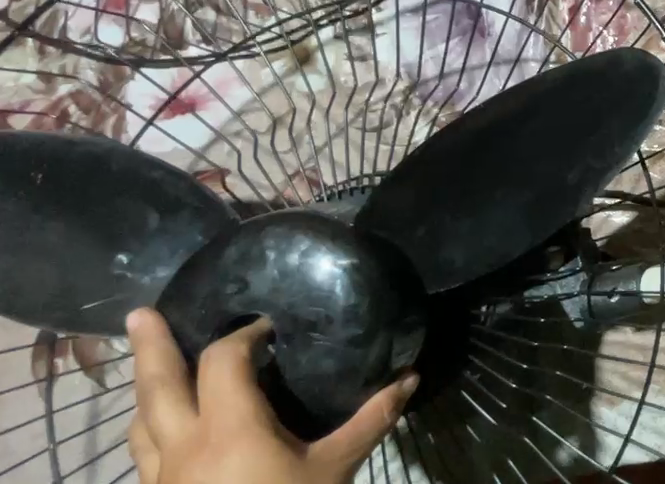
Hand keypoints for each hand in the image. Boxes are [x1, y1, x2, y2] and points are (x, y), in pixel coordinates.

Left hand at [127, 308, 415, 483]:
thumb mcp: (335, 467)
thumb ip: (370, 419)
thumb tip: (410, 375)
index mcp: (228, 428)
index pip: (223, 362)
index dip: (245, 334)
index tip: (272, 323)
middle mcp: (183, 445)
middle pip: (158, 387)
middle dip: (151, 347)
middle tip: (140, 312)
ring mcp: (161, 476)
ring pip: (139, 422)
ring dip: (145, 387)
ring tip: (150, 363)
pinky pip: (145, 449)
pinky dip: (150, 424)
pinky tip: (164, 425)